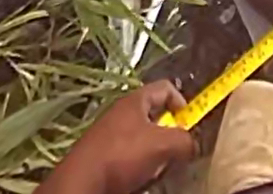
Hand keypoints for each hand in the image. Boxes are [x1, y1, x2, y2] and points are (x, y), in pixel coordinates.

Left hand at [40, 82, 194, 193]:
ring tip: (153, 171)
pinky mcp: (101, 156)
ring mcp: (110, 134)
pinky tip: (136, 180)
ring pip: (142, 140)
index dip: (181, 102)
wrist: (80, 184)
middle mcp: (122, 112)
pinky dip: (136, 168)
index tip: (188, 123)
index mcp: (136, 100)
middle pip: (154, 116)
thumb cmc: (122, 155)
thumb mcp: (161, 145)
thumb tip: (192, 144)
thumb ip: (183, 140)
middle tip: (171, 153)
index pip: (166, 88)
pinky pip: (128, 157)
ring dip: (153, 156)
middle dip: (167, 135)